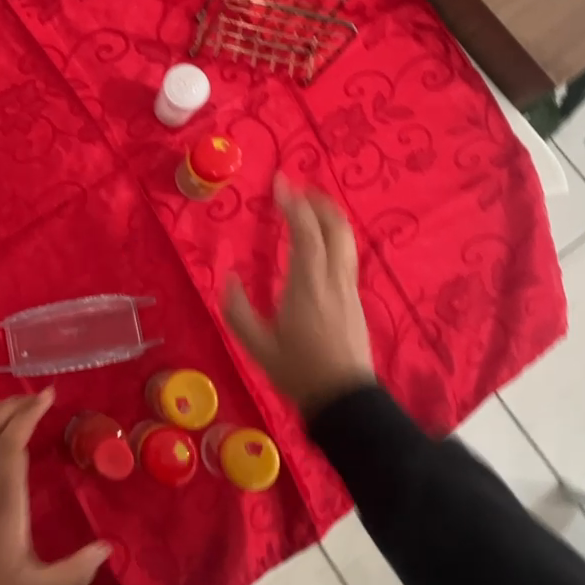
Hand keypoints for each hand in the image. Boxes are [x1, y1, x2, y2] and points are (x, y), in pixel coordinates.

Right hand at [224, 175, 376, 414]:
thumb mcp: (257, 345)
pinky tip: (321, 243)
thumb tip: (229, 278)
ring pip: (346, 241)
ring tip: (312, 207)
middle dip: (318, 202)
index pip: (305, 234)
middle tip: (298, 188)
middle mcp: (333, 281)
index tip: (280, 184)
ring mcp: (349, 290)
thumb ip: (237, 310)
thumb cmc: (297, 372)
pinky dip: (334, 237)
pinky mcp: (355, 300)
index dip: (294, 205)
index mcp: (307, 286)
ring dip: (330, 217)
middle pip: (335, 229)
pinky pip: (346, 256)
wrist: (344, 401)